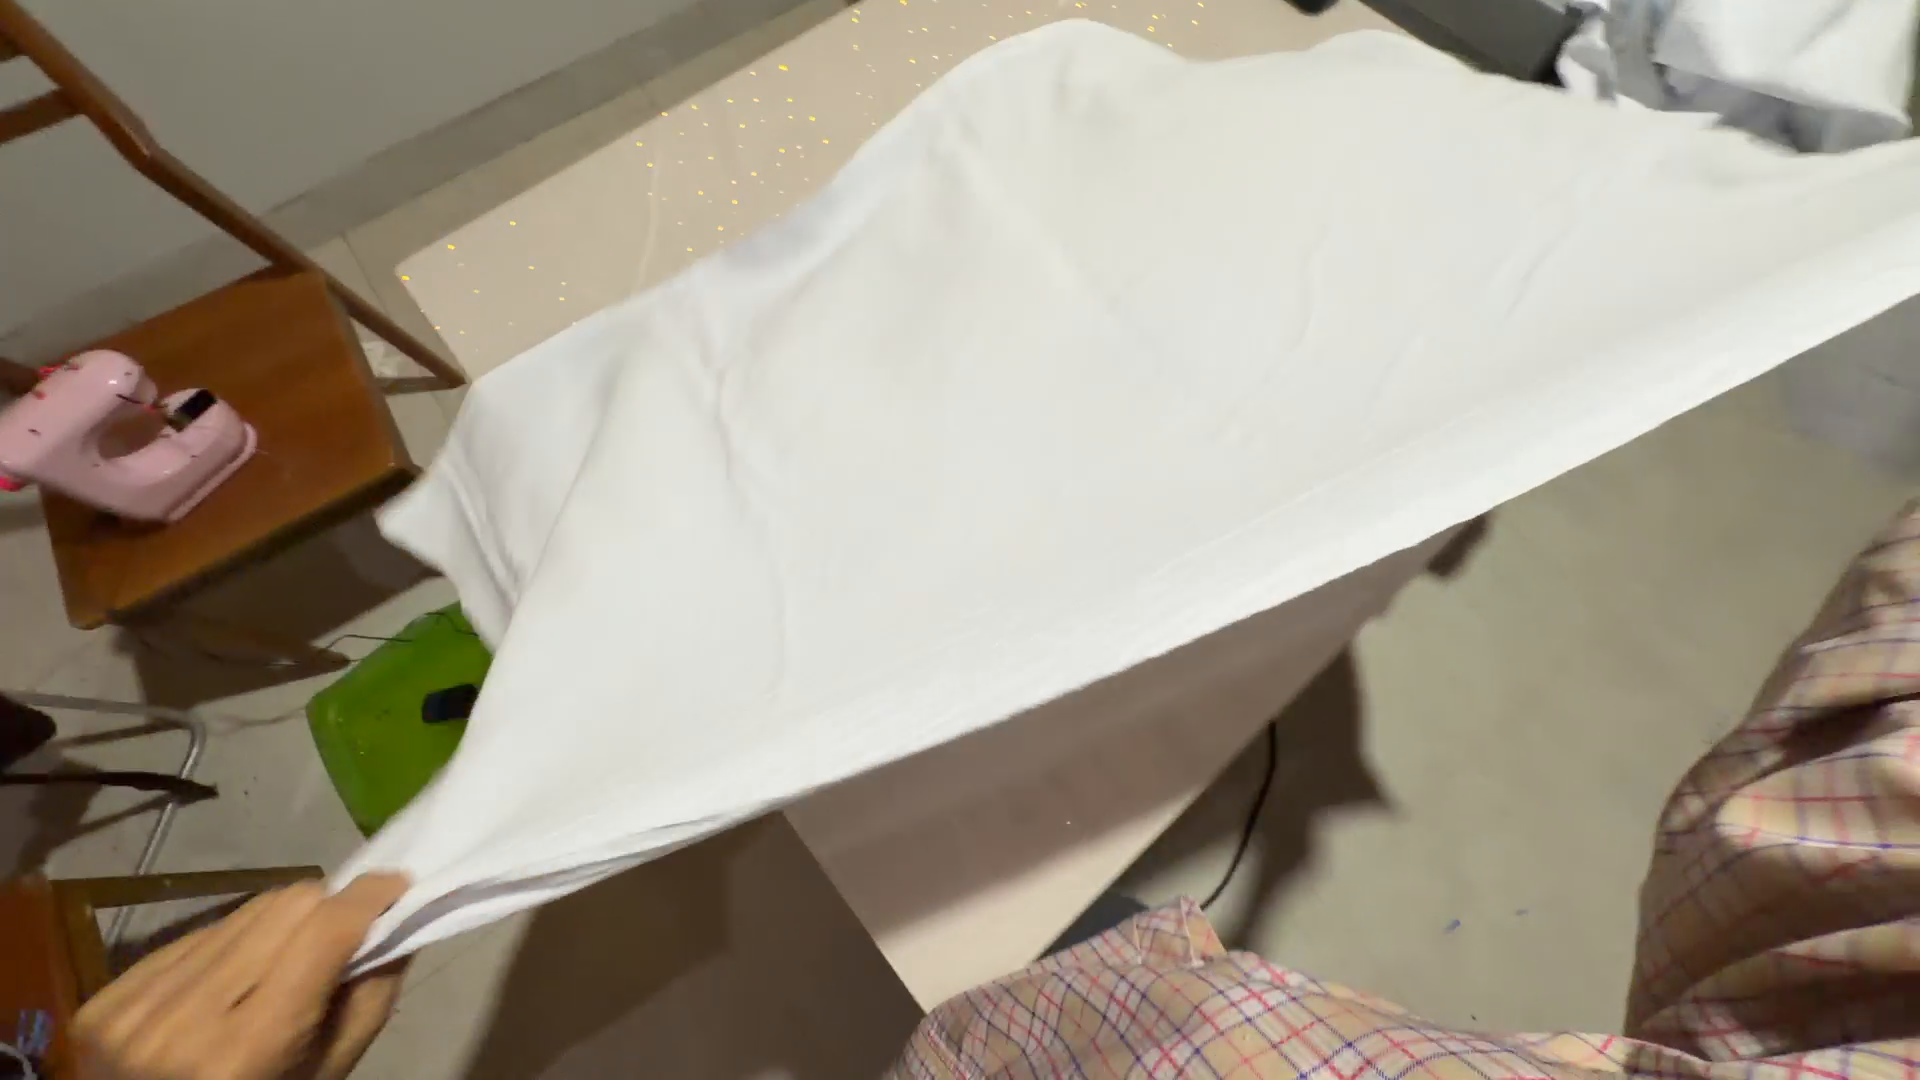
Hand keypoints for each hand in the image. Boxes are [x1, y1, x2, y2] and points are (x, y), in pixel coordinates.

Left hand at [73, 874, 410, 1079]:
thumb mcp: (336, 1060)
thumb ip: (376, 985)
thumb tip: (401, 911)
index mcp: (249, 1046)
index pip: (327, 928)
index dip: (373, 893)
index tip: (399, 883)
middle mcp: (183, 1021)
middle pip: (291, 903)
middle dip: (331, 905)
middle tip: (345, 926)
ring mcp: (134, 1010)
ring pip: (250, 908)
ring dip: (285, 919)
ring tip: (287, 952)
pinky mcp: (106, 999)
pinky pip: (203, 931)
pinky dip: (236, 940)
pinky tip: (234, 974)